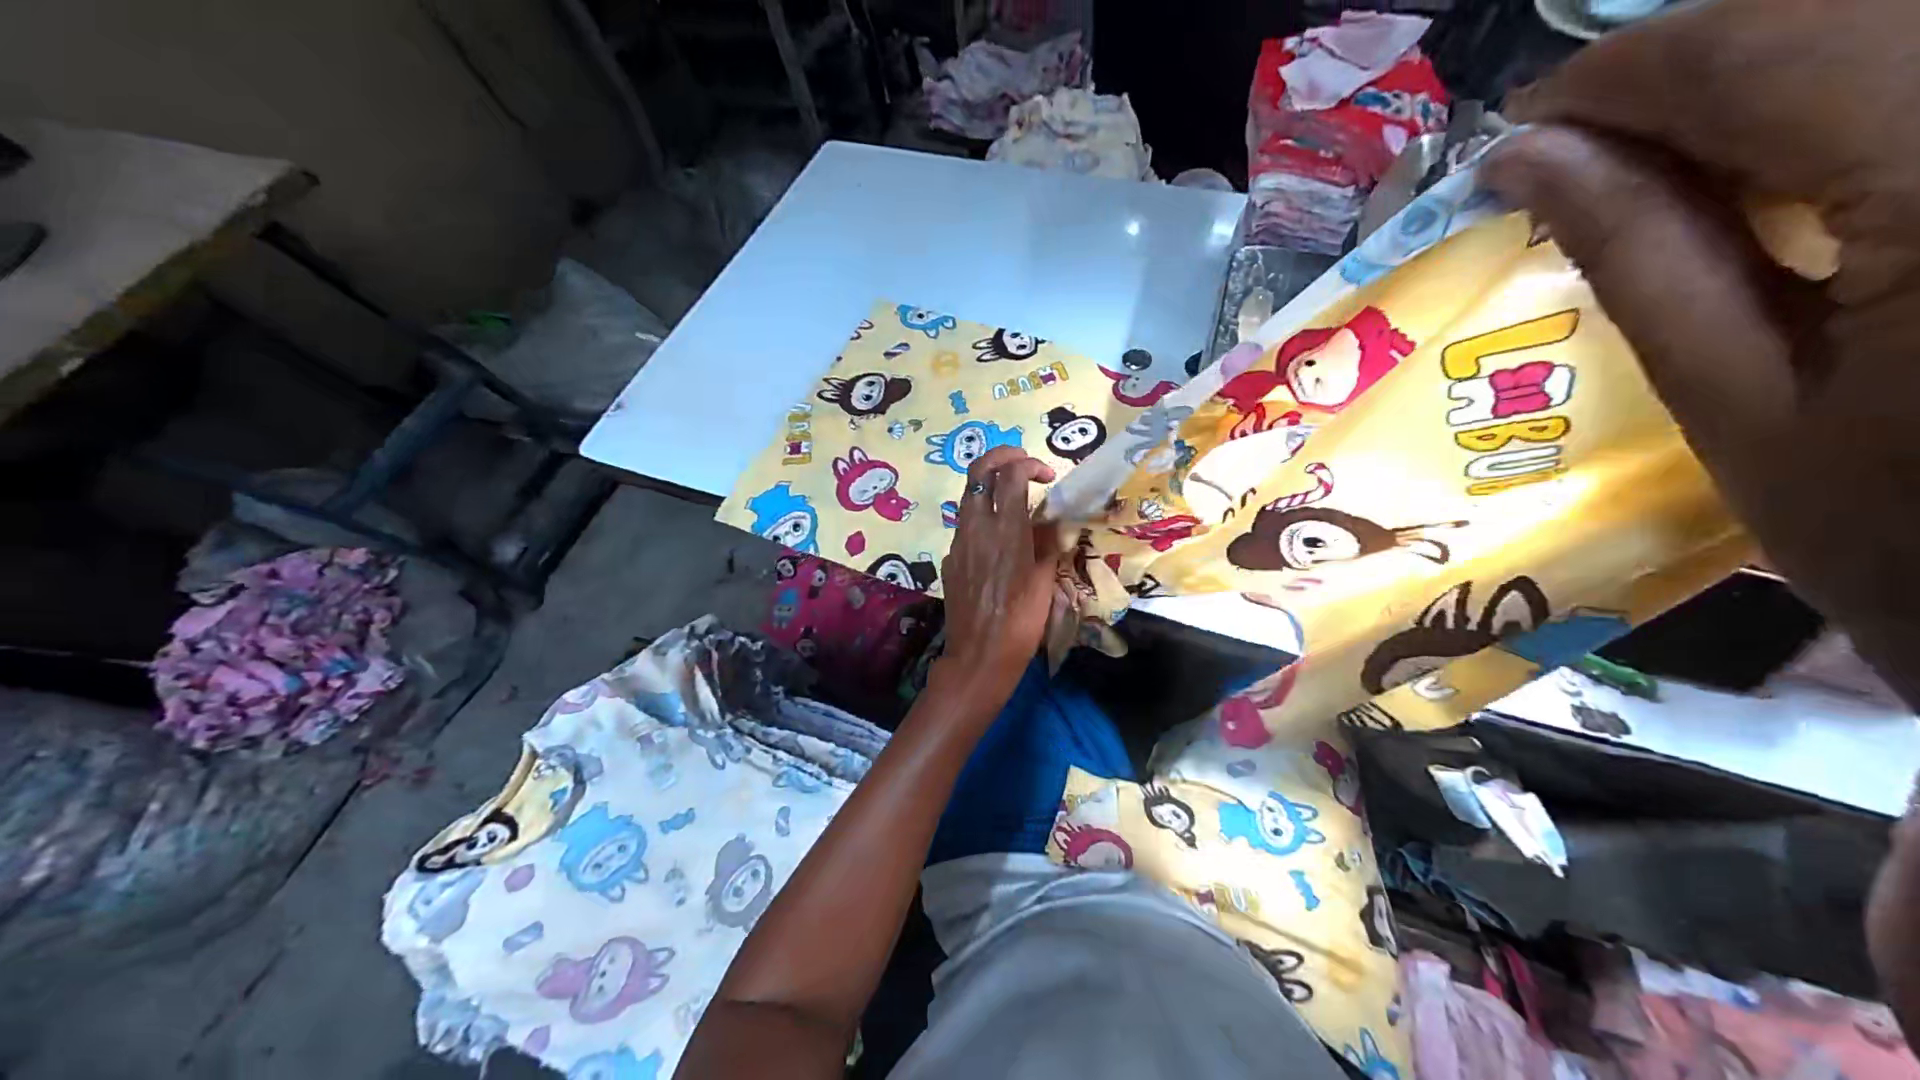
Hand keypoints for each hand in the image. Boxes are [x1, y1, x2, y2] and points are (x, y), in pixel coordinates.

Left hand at [937, 446, 1059, 701]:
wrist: (979, 657)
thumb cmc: (1021, 623)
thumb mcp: (1045, 582)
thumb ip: (1048, 544)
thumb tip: (1052, 523)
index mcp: (1006, 532)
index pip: (1011, 475)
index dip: (1030, 463)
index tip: (1047, 476)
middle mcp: (977, 529)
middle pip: (978, 471)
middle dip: (1002, 457)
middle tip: (1024, 464)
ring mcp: (958, 543)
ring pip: (969, 497)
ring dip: (990, 487)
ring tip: (1015, 500)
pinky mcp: (950, 559)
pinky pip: (966, 527)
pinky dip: (983, 518)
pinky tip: (1000, 542)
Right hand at [1480, 0, 1919, 710]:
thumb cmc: (1918, 547)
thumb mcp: (1740, 406)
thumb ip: (1640, 257)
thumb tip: (1528, 161)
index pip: (1766, 50)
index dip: (1624, 72)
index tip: (1527, 120)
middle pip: (1853, 7)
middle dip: (1699, 58)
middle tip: (1590, 136)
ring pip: (1903, 26)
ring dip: (1782, 65)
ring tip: (1676, 145)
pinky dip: (1862, 86)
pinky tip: (1798, 153)